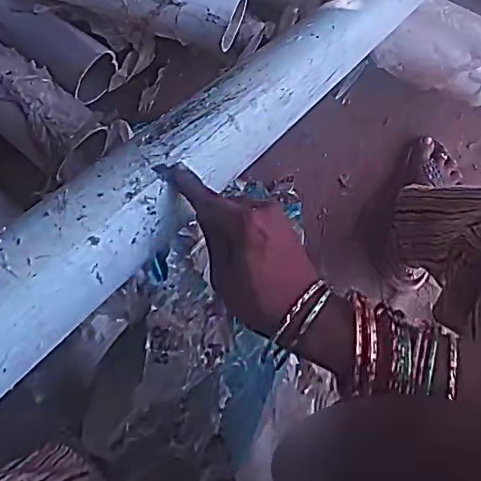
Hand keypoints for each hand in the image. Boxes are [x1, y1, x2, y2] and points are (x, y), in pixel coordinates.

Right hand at [168, 164, 320, 336]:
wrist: (303, 308)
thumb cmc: (259, 299)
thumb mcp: (223, 276)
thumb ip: (213, 241)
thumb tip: (207, 218)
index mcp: (244, 222)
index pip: (209, 201)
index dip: (190, 187)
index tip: (178, 171)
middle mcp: (261, 209)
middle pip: (226, 204)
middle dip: (213, 217)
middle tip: (210, 245)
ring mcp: (276, 212)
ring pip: (241, 210)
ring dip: (231, 223)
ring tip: (234, 256)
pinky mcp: (284, 220)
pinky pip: (255, 215)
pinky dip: (245, 225)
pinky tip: (246, 249)